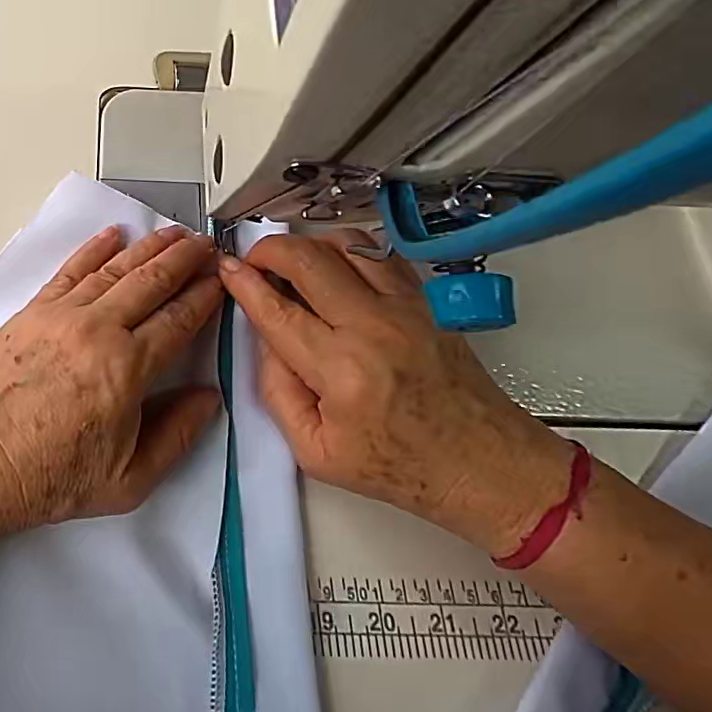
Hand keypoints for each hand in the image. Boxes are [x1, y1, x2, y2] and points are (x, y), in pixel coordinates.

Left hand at [0, 224, 226, 576]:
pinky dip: (93, 250)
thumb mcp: (129, 480)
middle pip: (150, 283)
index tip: (220, 282)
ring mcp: (60, 317)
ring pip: (114, 270)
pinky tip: (112, 236)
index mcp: (126, 370)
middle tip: (205, 245)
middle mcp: (96, 331)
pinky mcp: (31, 313)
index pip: (178, 321)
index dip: (203, 298)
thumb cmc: (49, 476)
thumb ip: (176, 435)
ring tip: (172, 234)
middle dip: (183, 259)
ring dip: (147, 248)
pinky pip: (69, 271)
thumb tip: (208, 397)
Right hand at [215, 229, 574, 555]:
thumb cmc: (401, 465)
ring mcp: (406, 310)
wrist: (484, 466)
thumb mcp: (313, 449)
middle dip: (269, 250)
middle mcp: (374, 329)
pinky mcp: (426, 305)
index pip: (276, 310)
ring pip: (346, 246)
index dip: (243, 283)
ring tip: (291, 263)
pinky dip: (348, 251)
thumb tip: (265, 341)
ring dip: (309, 245)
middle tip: (252, 260)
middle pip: (308, 260)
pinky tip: (333, 267)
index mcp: (341, 370)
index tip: (226, 269)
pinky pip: (381, 256)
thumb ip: (277, 390)